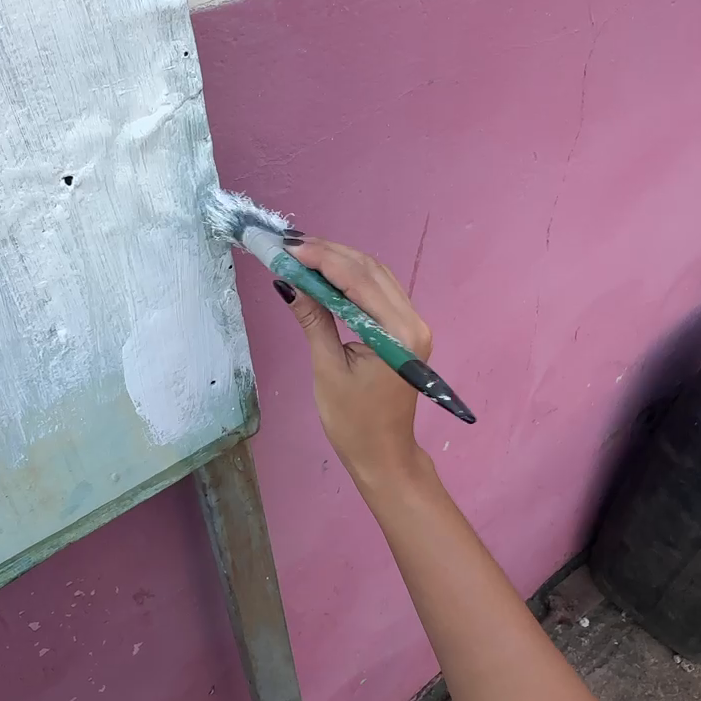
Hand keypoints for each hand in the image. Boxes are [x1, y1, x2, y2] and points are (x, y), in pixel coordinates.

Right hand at [274, 236, 434, 485]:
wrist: (384, 455)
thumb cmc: (354, 422)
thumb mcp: (328, 369)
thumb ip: (313, 320)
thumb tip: (288, 283)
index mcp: (397, 333)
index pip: (358, 281)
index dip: (322, 259)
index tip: (288, 248)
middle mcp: (412, 321)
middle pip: (369, 271)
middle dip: (328, 253)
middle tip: (289, 245)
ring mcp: (412, 323)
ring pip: (375, 276)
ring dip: (339, 261)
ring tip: (301, 253)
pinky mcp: (404, 328)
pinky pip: (377, 290)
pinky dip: (350, 277)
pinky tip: (324, 272)